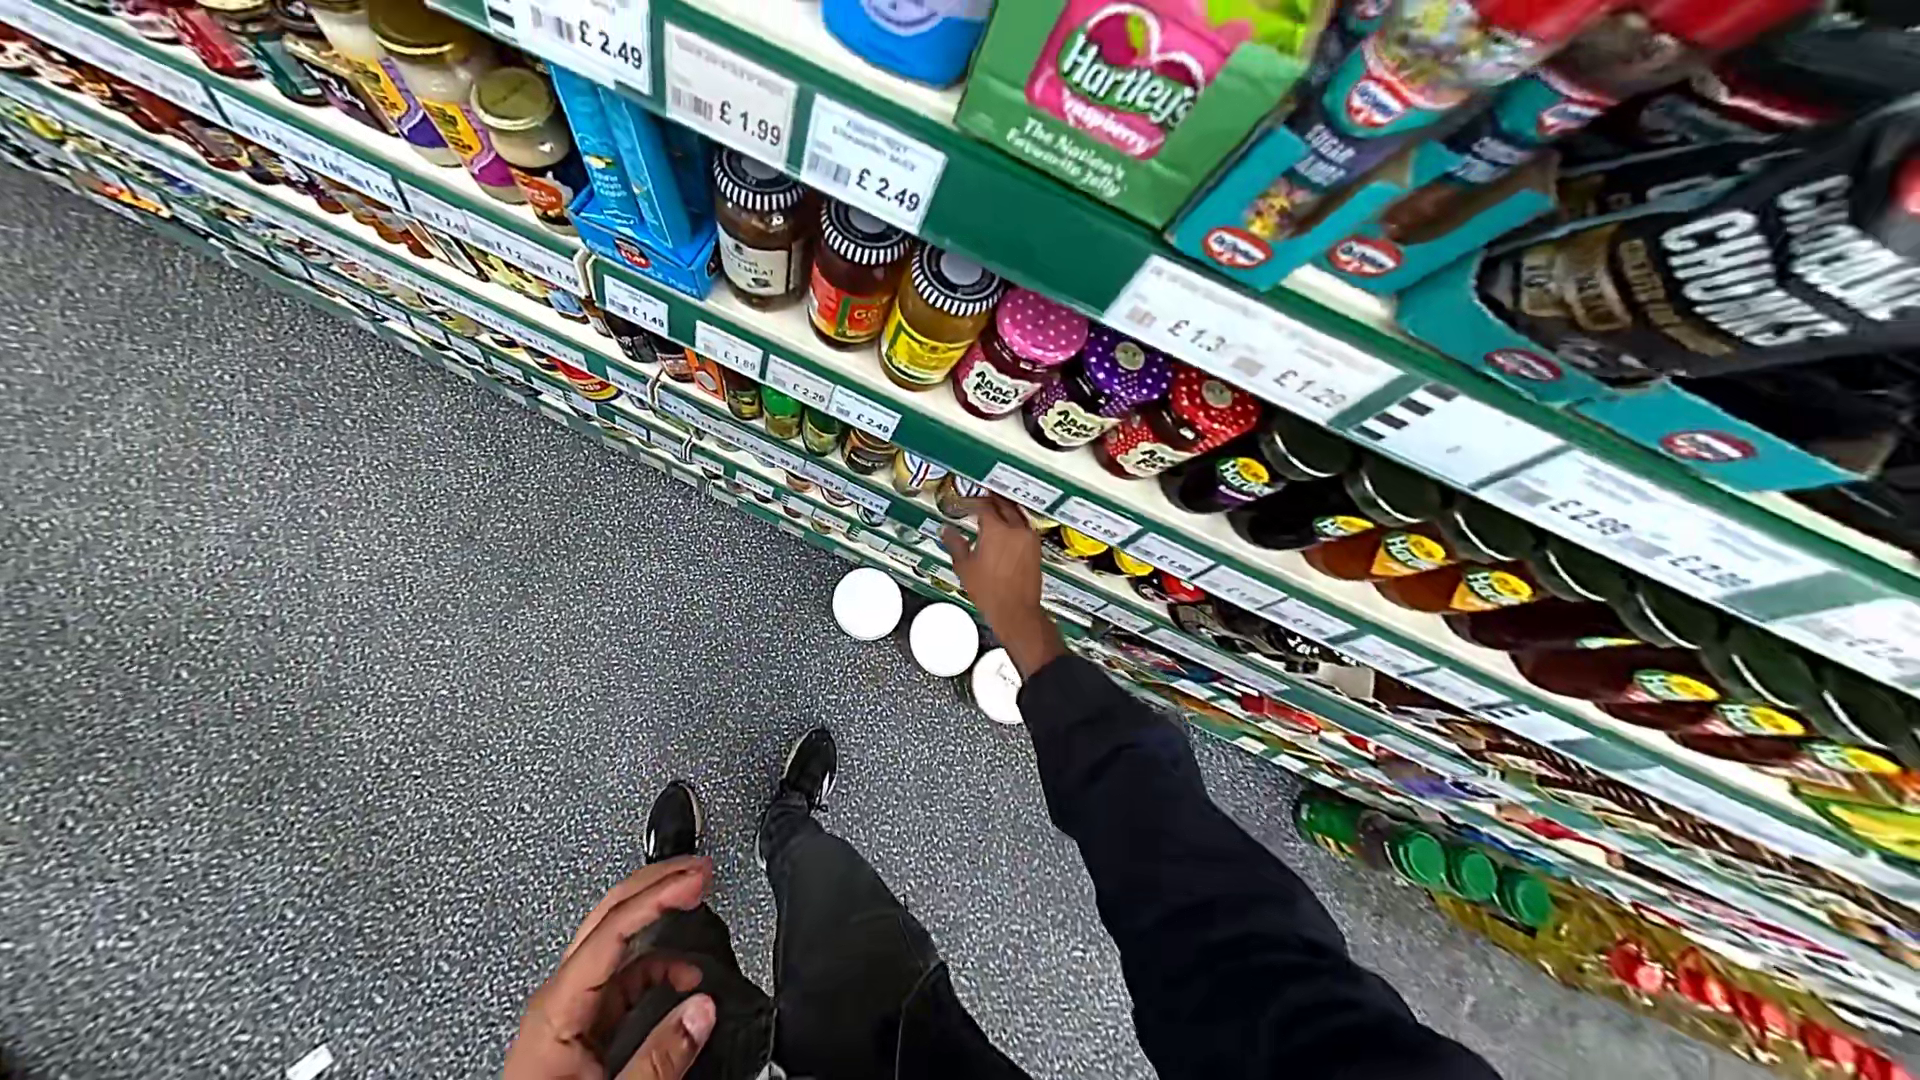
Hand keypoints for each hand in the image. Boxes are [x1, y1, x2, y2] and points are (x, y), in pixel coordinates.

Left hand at [504, 857, 716, 1079]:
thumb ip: (657, 1058)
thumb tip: (702, 1008)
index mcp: (556, 1007)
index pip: (614, 926)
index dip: (660, 895)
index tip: (697, 880)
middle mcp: (561, 997)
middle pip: (611, 913)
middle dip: (658, 882)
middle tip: (699, 869)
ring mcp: (572, 1007)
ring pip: (620, 938)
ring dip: (662, 916)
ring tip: (697, 905)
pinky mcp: (586, 1023)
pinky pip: (629, 973)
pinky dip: (664, 962)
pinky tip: (687, 975)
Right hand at [942, 494, 1063, 677]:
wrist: (1015, 611)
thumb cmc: (991, 593)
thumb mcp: (964, 567)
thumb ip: (955, 544)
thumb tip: (947, 532)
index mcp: (996, 530)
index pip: (985, 506)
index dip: (974, 501)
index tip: (968, 503)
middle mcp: (1016, 530)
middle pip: (1005, 505)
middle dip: (993, 500)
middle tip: (983, 499)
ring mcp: (1028, 539)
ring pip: (1018, 514)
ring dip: (1007, 508)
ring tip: (996, 510)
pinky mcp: (1036, 549)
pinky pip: (1025, 527)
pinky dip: (1016, 522)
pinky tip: (1008, 529)